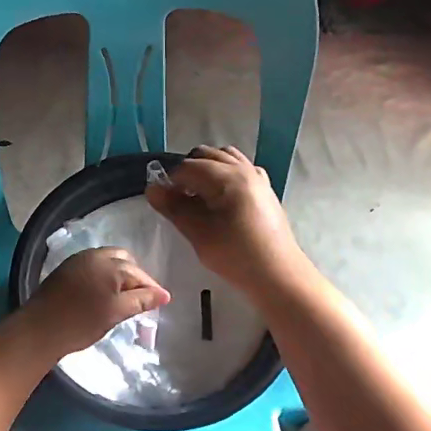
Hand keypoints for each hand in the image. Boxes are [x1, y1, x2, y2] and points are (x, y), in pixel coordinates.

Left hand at [13, 247, 169, 357]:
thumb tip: (164, 295)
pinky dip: (104, 275)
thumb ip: (141, 301)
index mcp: (109, 264)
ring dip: (119, 274)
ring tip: (124, 295)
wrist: (39, 329)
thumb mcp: (115, 313)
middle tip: (142, 296)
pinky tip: (104, 291)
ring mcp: (77, 261)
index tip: (162, 300)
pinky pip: (92, 265)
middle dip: (135, 275)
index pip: (138, 273)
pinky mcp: (65, 269)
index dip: (151, 287)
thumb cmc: (81, 322)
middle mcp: (94, 256)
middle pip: (123, 260)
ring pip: (107, 260)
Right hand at [146, 145, 309, 297]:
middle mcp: (244, 169)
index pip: (188, 167)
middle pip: (206, 155)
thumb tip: (152, 188)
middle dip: (187, 172)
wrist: (278, 275)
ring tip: (199, 198)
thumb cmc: (236, 256)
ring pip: (224, 158)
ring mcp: (257, 177)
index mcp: (228, 178)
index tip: (164, 201)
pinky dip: (224, 175)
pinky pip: (239, 169)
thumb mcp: (199, 234)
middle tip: (179, 200)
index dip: (171, 181)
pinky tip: (221, 199)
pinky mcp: (264, 189)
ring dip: (206, 170)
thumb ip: (174, 208)